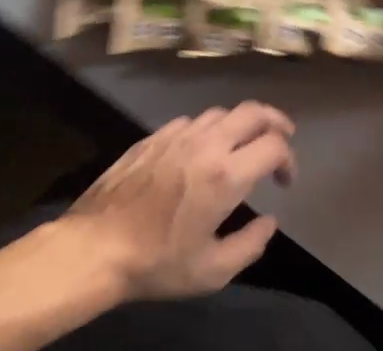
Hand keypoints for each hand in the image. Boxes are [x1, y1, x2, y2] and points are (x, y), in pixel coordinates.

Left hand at [63, 102, 296, 300]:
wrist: (94, 248)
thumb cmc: (156, 263)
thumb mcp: (212, 272)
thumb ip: (250, 245)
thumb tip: (269, 223)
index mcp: (226, 174)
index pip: (274, 145)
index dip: (289, 159)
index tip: (284, 182)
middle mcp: (206, 144)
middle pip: (253, 111)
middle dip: (275, 122)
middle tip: (281, 139)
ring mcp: (176, 135)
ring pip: (221, 112)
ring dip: (240, 126)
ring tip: (241, 147)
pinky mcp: (152, 136)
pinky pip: (191, 121)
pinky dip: (207, 130)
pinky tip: (200, 152)